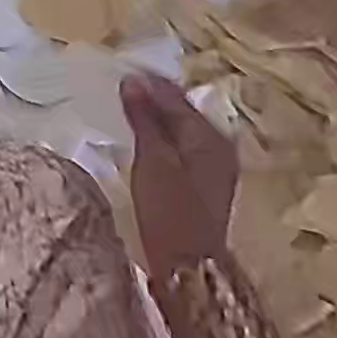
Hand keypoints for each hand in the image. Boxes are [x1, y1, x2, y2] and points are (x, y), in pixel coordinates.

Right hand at [122, 73, 239, 271]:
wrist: (188, 270)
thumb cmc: (170, 211)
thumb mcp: (152, 159)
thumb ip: (144, 117)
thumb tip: (133, 80)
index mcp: (209, 136)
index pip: (174, 97)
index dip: (148, 82)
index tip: (119, 68)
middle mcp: (218, 145)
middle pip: (181, 110)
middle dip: (152, 96)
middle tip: (119, 84)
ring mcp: (213, 165)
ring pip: (180, 127)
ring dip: (155, 115)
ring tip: (125, 104)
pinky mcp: (202, 181)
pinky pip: (180, 143)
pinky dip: (161, 134)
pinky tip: (142, 134)